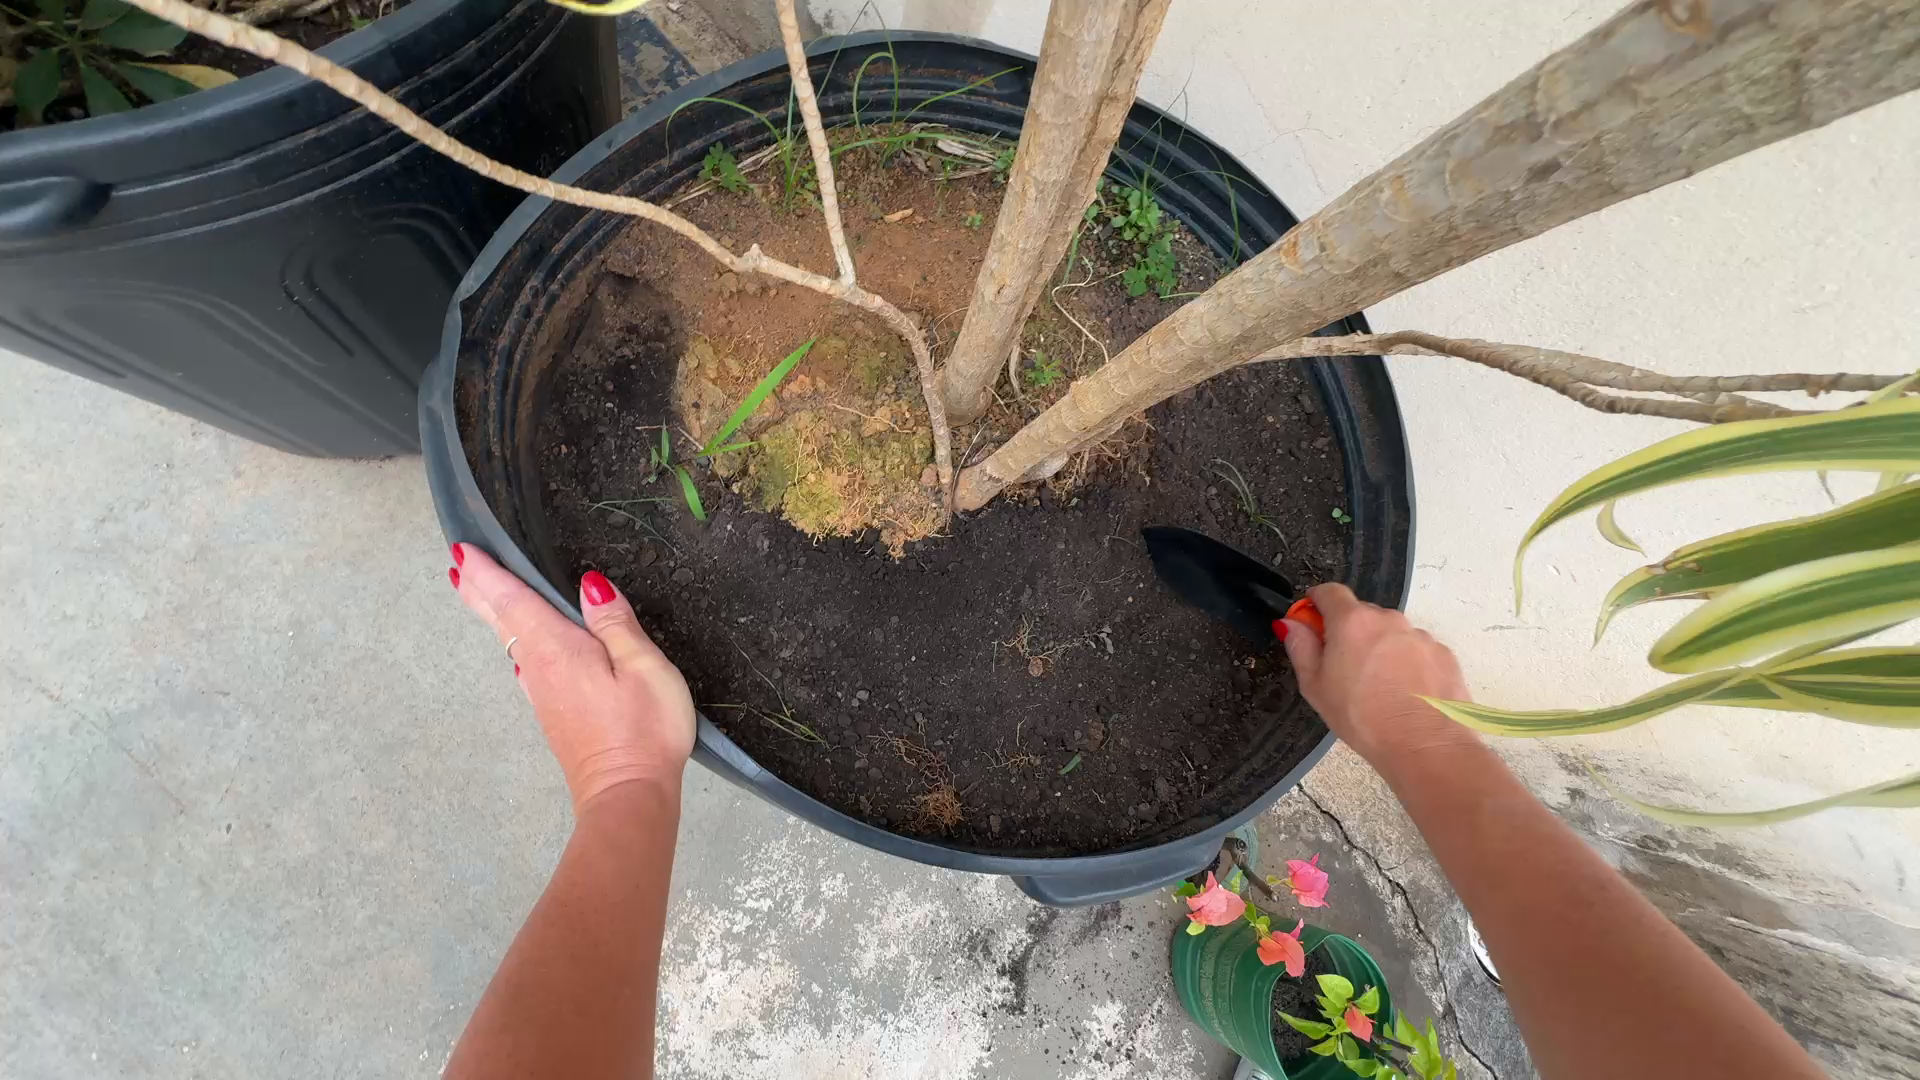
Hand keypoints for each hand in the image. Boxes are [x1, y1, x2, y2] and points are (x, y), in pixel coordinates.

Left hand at [450, 543, 695, 810]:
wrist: (630, 794)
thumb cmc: (644, 728)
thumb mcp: (644, 666)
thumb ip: (616, 624)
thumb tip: (589, 586)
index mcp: (558, 651)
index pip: (515, 603)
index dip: (490, 575)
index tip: (463, 549)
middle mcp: (540, 670)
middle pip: (503, 622)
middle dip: (480, 592)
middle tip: (458, 565)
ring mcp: (543, 695)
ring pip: (512, 642)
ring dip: (496, 614)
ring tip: (484, 592)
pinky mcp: (555, 712)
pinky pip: (529, 661)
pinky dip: (518, 639)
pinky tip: (524, 645)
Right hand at [1279, 583, 1477, 764]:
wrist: (1425, 746)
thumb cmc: (1363, 717)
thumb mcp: (1314, 685)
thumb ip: (1300, 646)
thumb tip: (1290, 623)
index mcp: (1352, 622)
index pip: (1329, 591)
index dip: (1315, 602)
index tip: (1310, 620)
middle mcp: (1388, 620)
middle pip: (1360, 613)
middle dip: (1347, 630)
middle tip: (1341, 665)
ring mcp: (1419, 636)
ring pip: (1389, 631)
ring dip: (1378, 646)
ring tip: (1375, 684)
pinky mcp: (1443, 654)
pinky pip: (1415, 648)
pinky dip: (1405, 661)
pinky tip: (1400, 691)